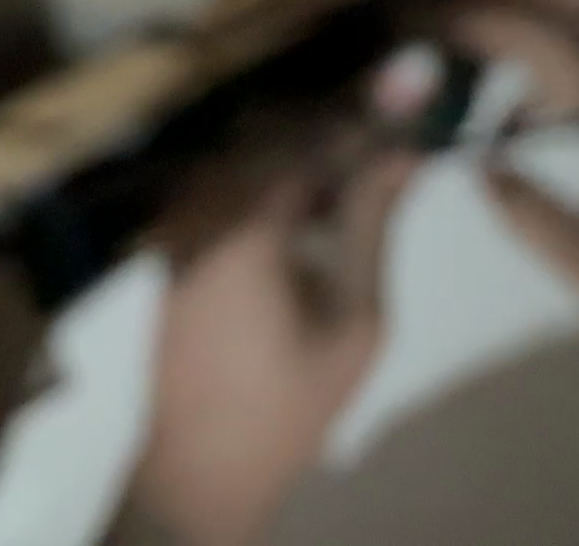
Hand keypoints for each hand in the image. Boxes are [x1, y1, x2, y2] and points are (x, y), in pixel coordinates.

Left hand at [125, 132, 418, 545]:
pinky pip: (225, 177)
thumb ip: (373, 225)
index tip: (403, 116)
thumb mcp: (354, 318)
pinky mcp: (174, 234)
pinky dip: (269, 174)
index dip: (363, 123)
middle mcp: (204, 203)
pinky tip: (303, 201)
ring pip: (248, 147)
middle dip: (334, 127)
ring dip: (302, 148)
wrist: (201, 461)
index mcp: (246, 223)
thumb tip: (404, 157)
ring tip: (350, 171)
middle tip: (381, 143)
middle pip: (277, 130)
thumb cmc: (289, 401)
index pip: (313, 139)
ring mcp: (181, 216)